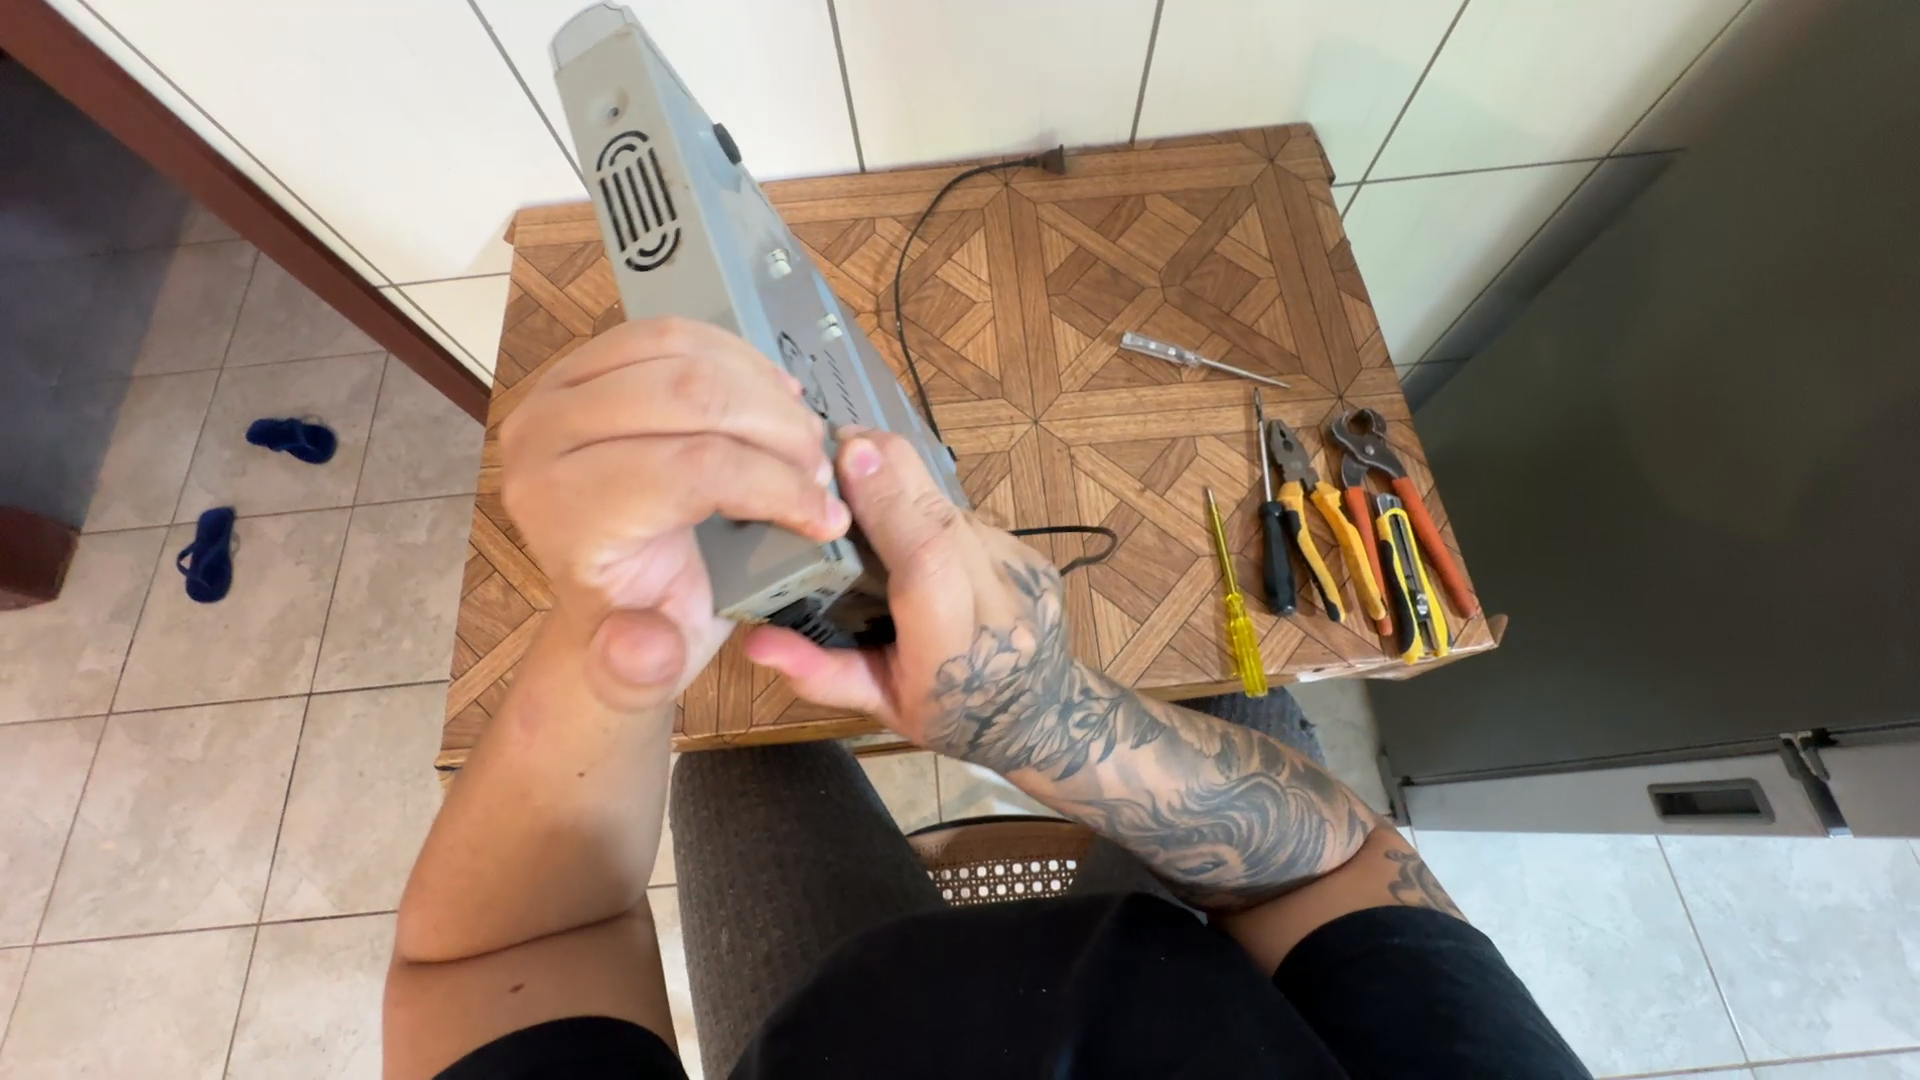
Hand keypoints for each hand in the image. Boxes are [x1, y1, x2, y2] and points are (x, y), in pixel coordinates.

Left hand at [499, 317, 848, 709]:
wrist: (616, 588)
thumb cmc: (647, 618)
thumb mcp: (649, 665)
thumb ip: (637, 669)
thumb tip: (641, 647)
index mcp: (566, 512)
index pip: (691, 469)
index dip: (776, 487)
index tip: (827, 517)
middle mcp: (545, 437)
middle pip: (690, 396)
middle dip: (780, 432)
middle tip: (821, 473)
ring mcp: (562, 389)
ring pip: (687, 353)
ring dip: (767, 393)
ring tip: (803, 441)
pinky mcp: (590, 361)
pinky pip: (676, 333)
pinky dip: (740, 360)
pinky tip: (776, 397)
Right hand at [743, 430, 1084, 768]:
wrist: (1043, 711)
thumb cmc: (954, 716)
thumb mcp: (884, 708)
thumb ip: (822, 675)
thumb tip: (754, 641)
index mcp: (955, 649)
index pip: (927, 561)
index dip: (889, 502)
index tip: (847, 453)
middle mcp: (998, 599)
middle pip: (943, 514)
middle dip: (889, 466)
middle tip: (835, 443)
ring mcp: (1021, 569)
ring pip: (953, 504)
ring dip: (905, 483)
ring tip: (861, 480)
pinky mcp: (1030, 549)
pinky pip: (967, 514)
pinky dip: (929, 507)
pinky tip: (909, 521)